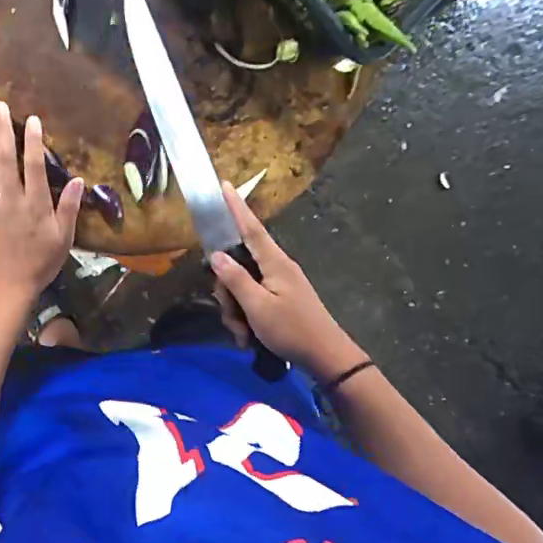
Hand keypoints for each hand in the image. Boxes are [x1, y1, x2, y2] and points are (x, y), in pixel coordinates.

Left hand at [0, 102, 84, 307]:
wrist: (7, 286)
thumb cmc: (40, 263)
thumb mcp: (63, 238)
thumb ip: (68, 208)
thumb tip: (79, 180)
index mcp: (34, 205)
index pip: (33, 165)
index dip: (32, 141)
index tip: (32, 120)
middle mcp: (10, 200)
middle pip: (4, 159)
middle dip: (1, 131)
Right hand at [208, 180, 364, 382]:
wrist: (326, 356)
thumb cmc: (291, 330)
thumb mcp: (257, 306)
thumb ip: (235, 279)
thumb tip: (216, 255)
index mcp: (275, 263)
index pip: (251, 228)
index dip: (236, 208)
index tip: (225, 185)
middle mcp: (277, 268)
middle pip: (238, 266)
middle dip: (227, 292)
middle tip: (231, 316)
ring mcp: (279, 284)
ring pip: (242, 286)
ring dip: (236, 311)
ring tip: (243, 335)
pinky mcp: (280, 299)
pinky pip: (252, 300)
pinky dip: (246, 318)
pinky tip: (248, 337)